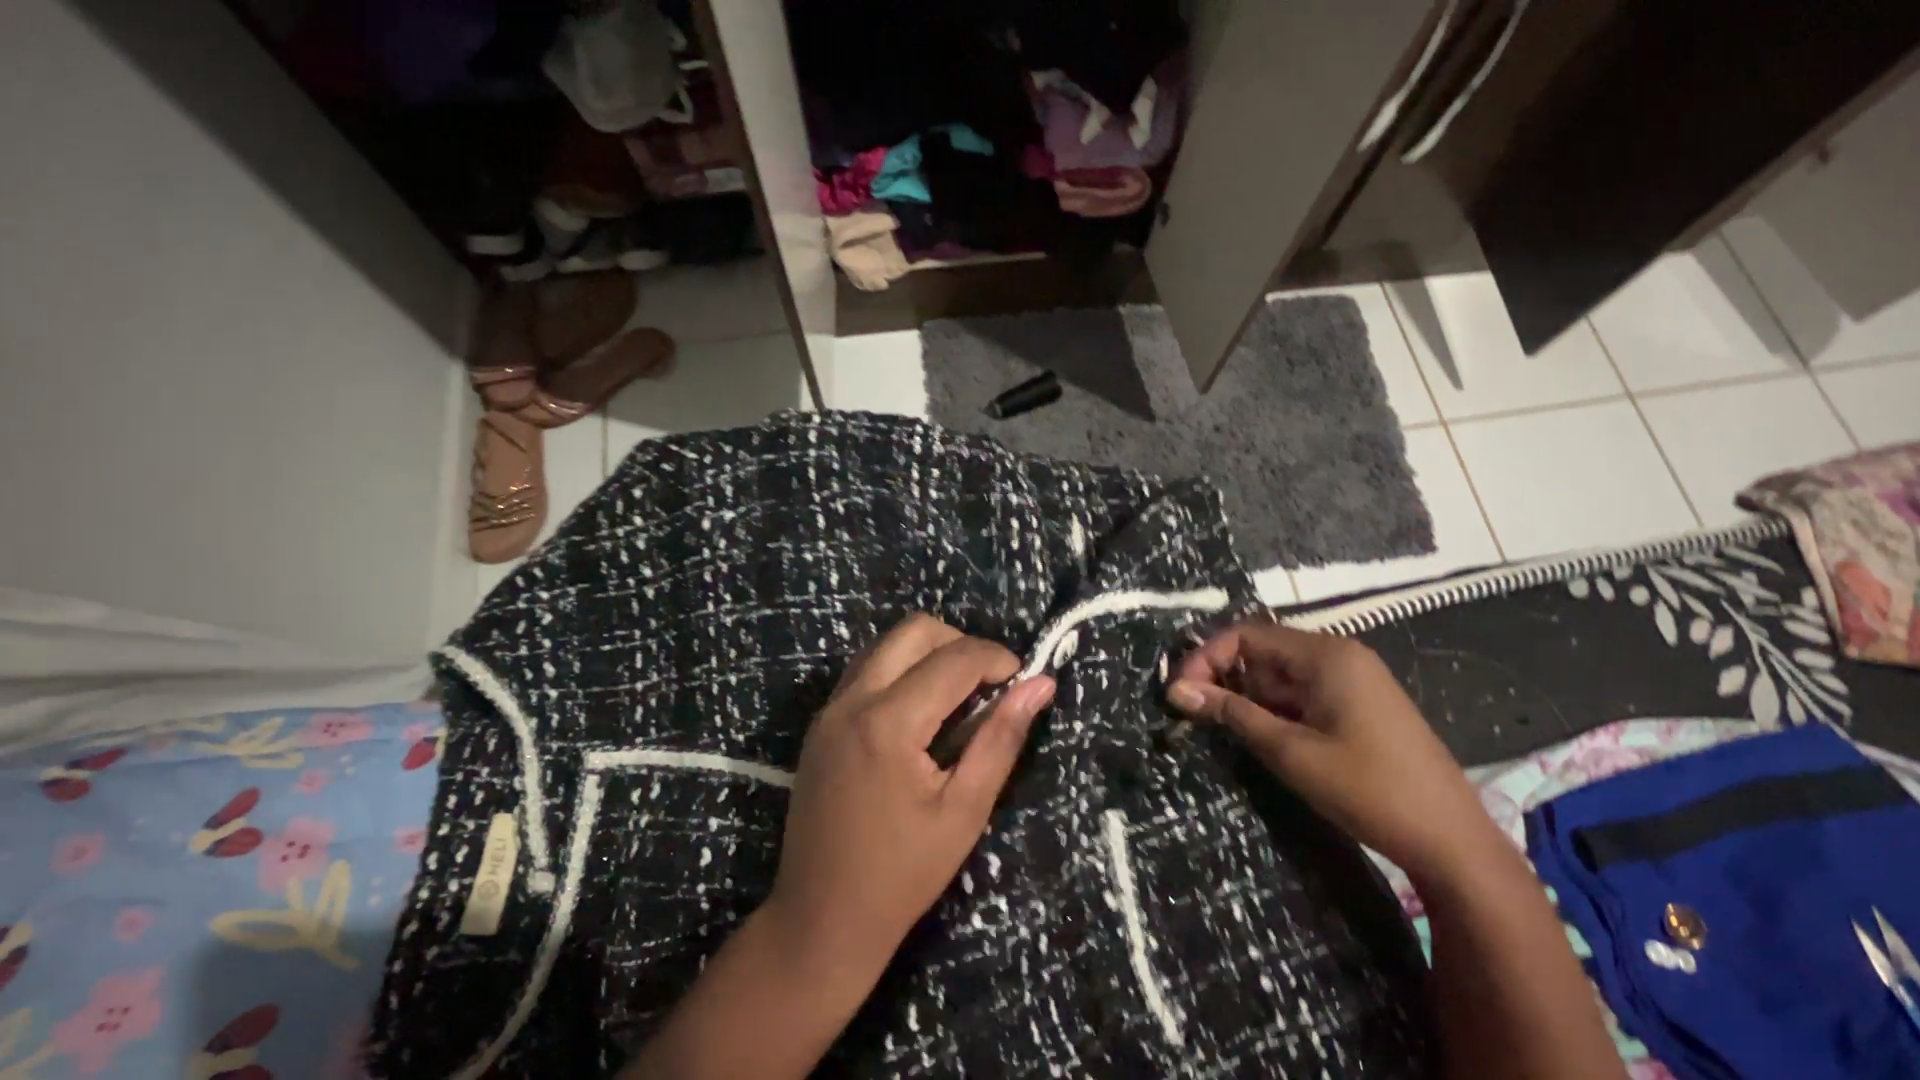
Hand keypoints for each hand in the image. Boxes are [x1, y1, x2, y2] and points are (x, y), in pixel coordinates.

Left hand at [761, 614, 1055, 975]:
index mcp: (888, 722)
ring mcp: (829, 711)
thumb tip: (1040, 685)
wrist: (823, 916)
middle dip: (960, 644)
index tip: (1024, 682)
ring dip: (928, 655)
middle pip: (913, 631)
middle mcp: (851, 701)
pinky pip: (864, 672)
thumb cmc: (903, 873)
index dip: (998, 659)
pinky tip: (921, 718)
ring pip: (885, 646)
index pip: (953, 658)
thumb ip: (1001, 739)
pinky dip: (900, 673)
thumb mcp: (965, 810)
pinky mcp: (820, 726)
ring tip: (959, 702)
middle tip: (990, 687)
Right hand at [1165, 621, 1503, 883]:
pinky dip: (1276, 711)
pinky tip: (1263, 740)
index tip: (1179, 695)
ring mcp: (1355, 681)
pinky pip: (1305, 694)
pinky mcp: (1361, 707)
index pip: (1248, 634)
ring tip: (1224, 733)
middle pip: (1264, 650)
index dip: (1206, 658)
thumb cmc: (1367, 788)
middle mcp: (1340, 656)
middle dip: (1225, 678)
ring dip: (1249, 698)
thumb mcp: (1290, 752)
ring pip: (1282, 675)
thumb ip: (1233, 715)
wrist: (1449, 837)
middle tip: (1195, 717)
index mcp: (1326, 655)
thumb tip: (1179, 691)